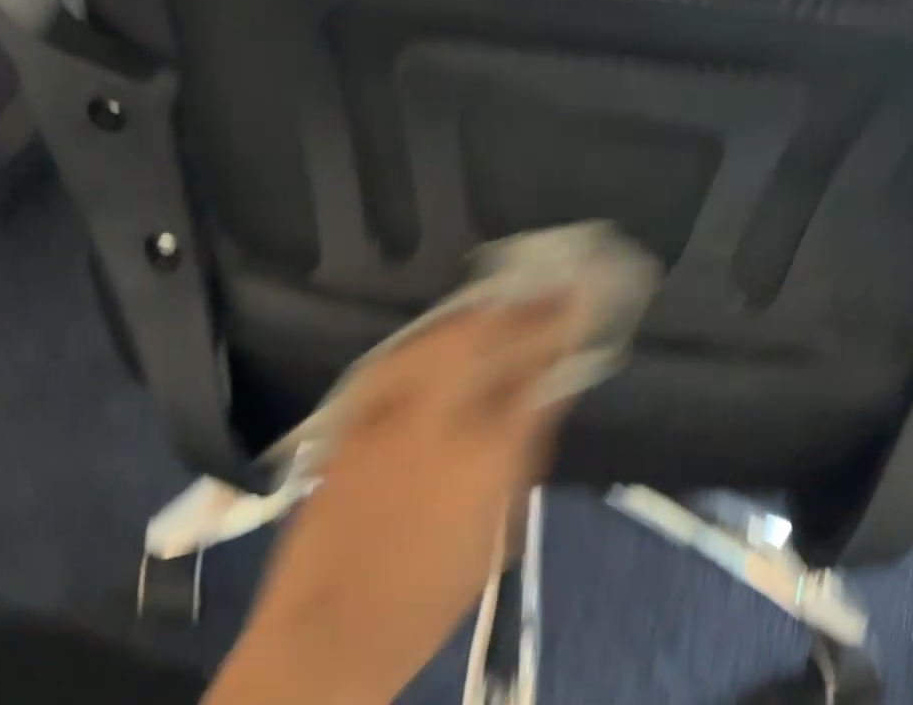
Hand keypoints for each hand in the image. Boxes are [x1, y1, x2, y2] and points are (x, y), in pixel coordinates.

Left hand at [202, 296, 582, 704]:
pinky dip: (434, 335)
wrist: (333, 624)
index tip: (580, 301)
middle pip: (483, 337)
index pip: (532, 372)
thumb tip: (541, 397)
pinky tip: (447, 331)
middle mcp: (433, 419)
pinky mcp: (351, 414)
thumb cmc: (431, 593)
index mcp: (483, 456)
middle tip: (549, 288)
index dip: (559, 329)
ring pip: (438, 337)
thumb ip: (522, 457)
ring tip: (506, 300)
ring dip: (478, 312)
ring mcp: (385, 412)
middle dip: (521, 306)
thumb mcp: (499, 535)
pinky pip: (401, 355)